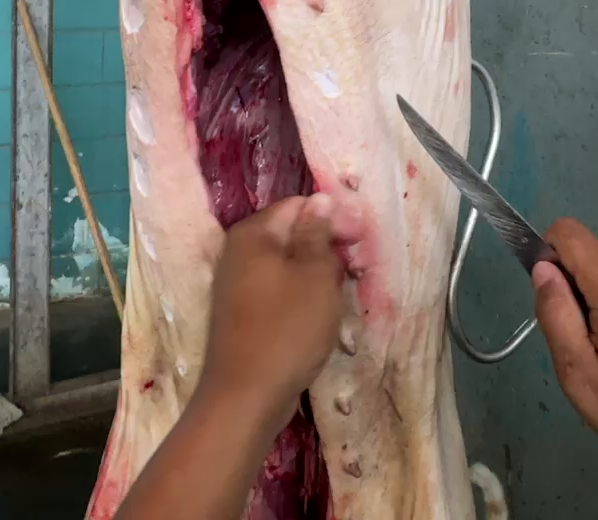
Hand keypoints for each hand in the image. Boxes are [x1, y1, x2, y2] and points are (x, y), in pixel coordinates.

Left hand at [199, 194, 352, 426]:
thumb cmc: (286, 328)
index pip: (300, 206)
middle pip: (292, 234)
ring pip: (287, 263)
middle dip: (325, 247)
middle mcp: (239, 251)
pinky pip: (278, 289)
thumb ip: (318, 232)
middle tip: (354, 271)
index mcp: (254, 232)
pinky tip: (318, 315)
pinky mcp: (242, 312)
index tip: (360, 243)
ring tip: (339, 295)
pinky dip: (300, 294)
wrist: (245, 397)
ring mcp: (237, 283)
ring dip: (316, 273)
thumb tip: (320, 200)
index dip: (333, 219)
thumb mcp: (314, 274)